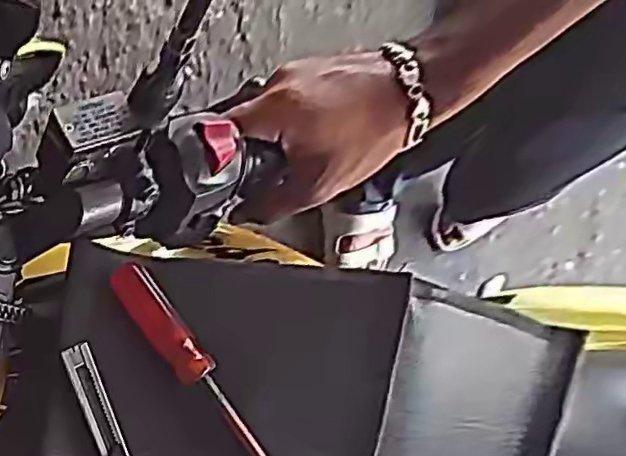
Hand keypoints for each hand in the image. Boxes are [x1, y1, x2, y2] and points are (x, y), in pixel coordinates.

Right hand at [224, 51, 412, 221]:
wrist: (417, 91)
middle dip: (232, 152)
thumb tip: (244, 213)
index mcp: (273, 109)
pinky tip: (296, 140)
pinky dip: (278, 125)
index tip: (210, 178)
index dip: (208, 162)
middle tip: (242, 175)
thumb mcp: (313, 187)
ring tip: (275, 158)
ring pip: (254, 113)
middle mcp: (279, 83)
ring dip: (257, 138)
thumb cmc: (374, 129)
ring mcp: (295, 73)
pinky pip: (277, 103)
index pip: (214, 134)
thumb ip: (268, 206)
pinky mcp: (309, 72)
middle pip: (230, 122)